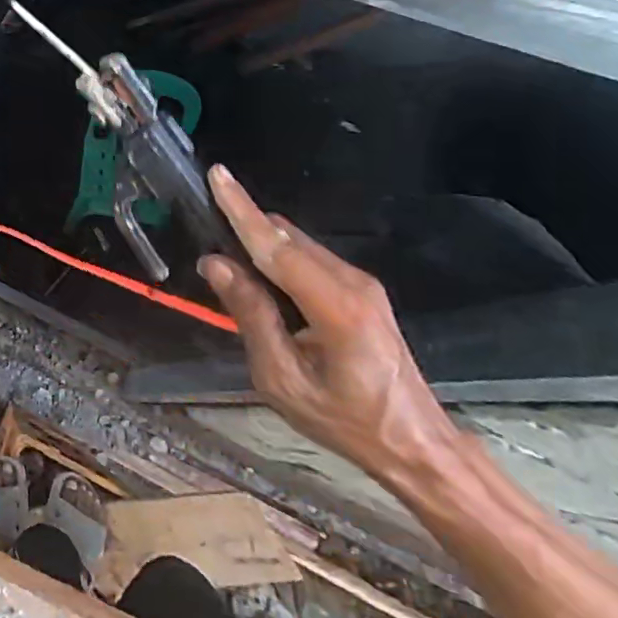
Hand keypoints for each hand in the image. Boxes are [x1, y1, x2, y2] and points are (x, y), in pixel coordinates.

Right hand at [198, 165, 461, 486]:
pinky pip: (310, 258)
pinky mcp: (362, 290)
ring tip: (224, 254)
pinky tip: (259, 274)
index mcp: (336, 307)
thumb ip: (250, 316)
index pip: (277, 248)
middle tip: (203, 224)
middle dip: (245, 223)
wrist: (414, 442)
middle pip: (287, 238)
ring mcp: (362, 283)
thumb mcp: (283, 379)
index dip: (241, 210)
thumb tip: (216, 264)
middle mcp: (352, 282)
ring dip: (260, 241)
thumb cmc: (345, 420)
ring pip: (298, 245)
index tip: (218, 175)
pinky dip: (278, 256)